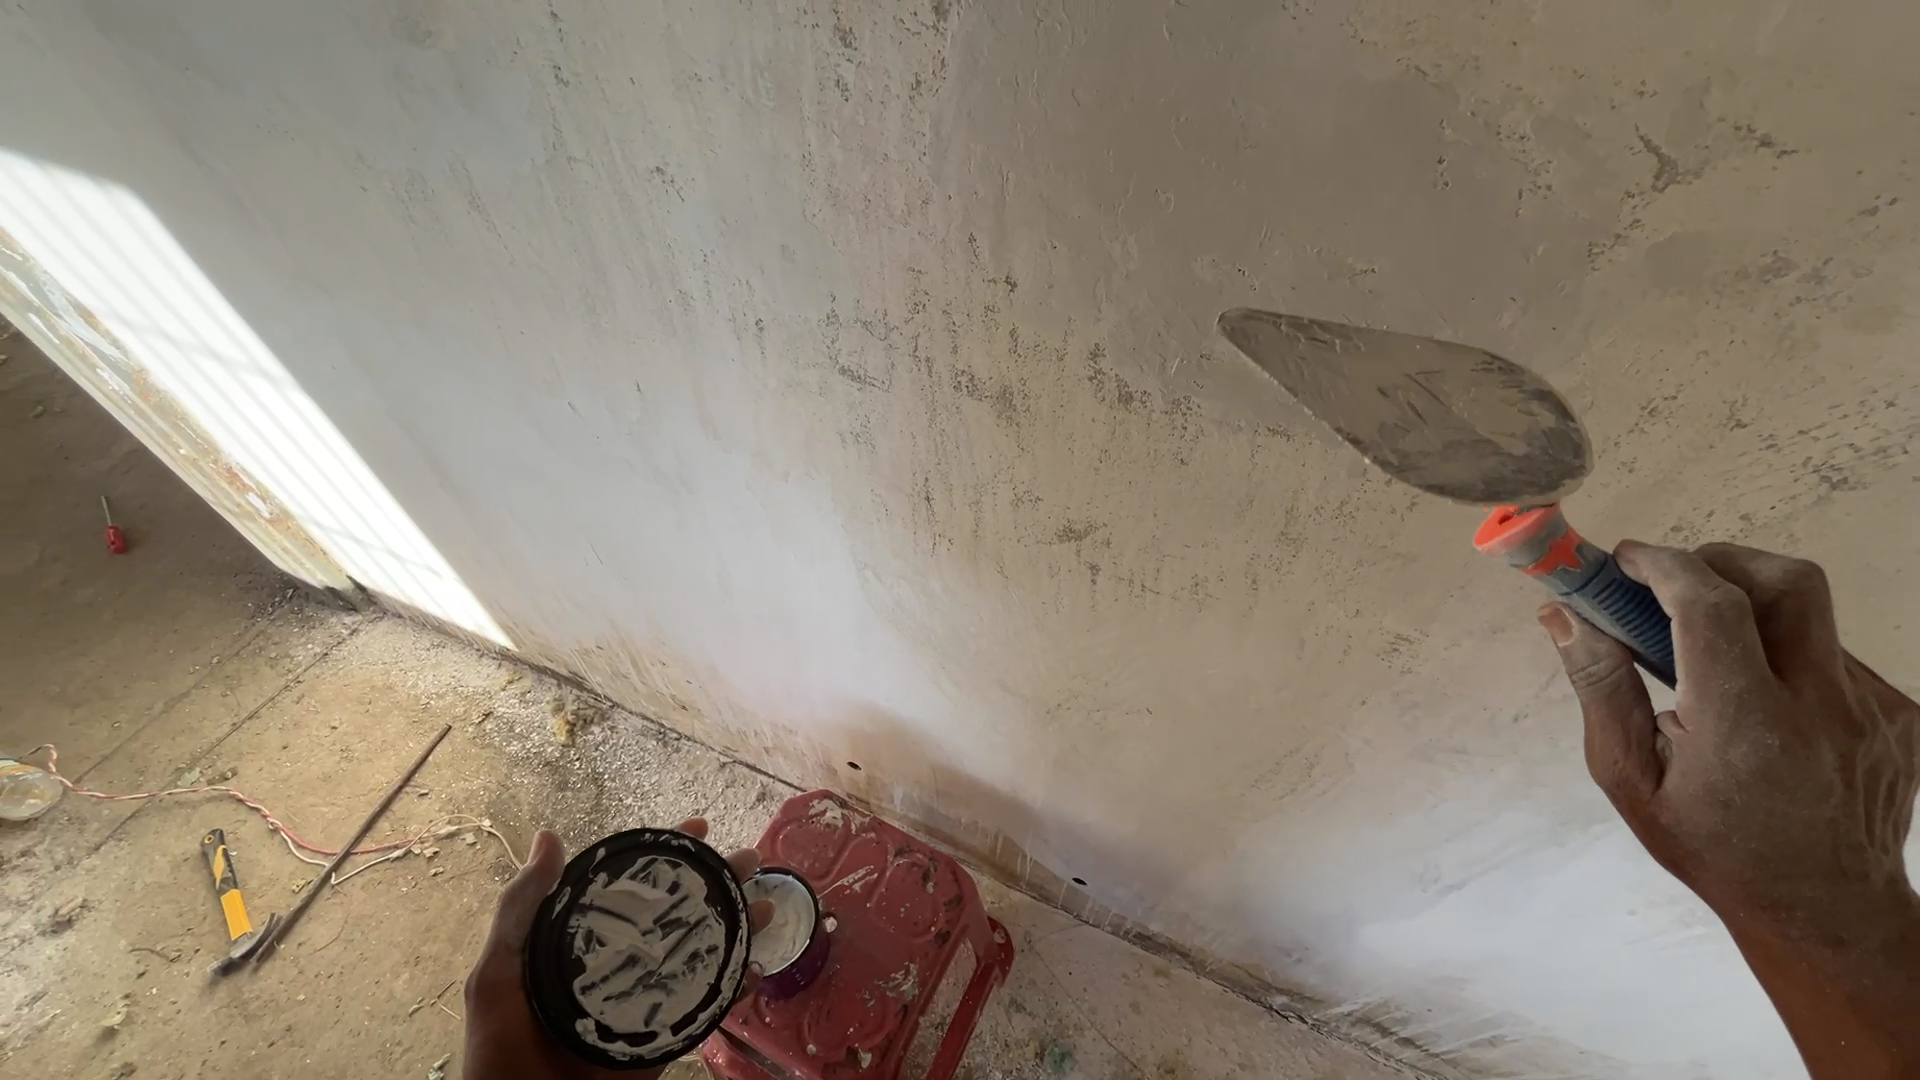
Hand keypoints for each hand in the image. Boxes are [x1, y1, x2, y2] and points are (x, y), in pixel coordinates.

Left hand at [462, 819, 768, 1079]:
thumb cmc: (503, 1055)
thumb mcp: (497, 979)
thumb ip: (519, 911)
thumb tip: (548, 837)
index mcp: (589, 940)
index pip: (635, 883)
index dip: (669, 850)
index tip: (700, 826)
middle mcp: (626, 960)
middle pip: (682, 909)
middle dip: (720, 879)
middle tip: (750, 859)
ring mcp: (650, 996)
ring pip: (705, 948)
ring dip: (740, 923)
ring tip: (767, 904)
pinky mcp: (668, 1036)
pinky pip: (711, 1004)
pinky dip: (738, 985)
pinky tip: (756, 967)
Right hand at [1537, 541, 1919, 931]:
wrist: (1827, 910)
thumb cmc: (1705, 843)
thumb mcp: (1624, 774)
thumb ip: (1599, 689)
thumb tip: (1563, 616)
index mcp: (1744, 723)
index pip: (1713, 608)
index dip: (1663, 565)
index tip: (1622, 559)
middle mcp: (1822, 705)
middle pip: (1789, 583)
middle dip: (1718, 562)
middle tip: (1667, 582)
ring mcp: (1874, 709)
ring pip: (1809, 617)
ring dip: (1744, 609)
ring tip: (1700, 652)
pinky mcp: (1898, 716)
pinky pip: (1828, 653)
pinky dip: (1776, 650)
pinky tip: (1750, 697)